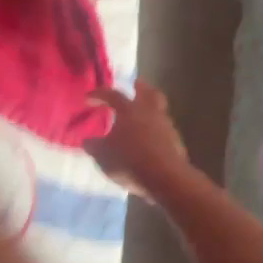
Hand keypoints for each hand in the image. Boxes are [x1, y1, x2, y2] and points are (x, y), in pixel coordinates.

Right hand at [83, 81, 190, 199]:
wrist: (165, 177)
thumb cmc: (128, 161)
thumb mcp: (102, 155)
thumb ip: (92, 145)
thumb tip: (87, 140)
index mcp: (129, 110)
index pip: (112, 94)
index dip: (98, 94)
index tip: (87, 98)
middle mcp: (150, 112)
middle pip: (148, 92)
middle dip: (139, 87)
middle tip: (134, 85)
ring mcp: (166, 126)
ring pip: (158, 110)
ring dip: (148, 109)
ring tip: (139, 117)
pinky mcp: (175, 141)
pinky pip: (162, 129)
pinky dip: (154, 129)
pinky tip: (147, 139)